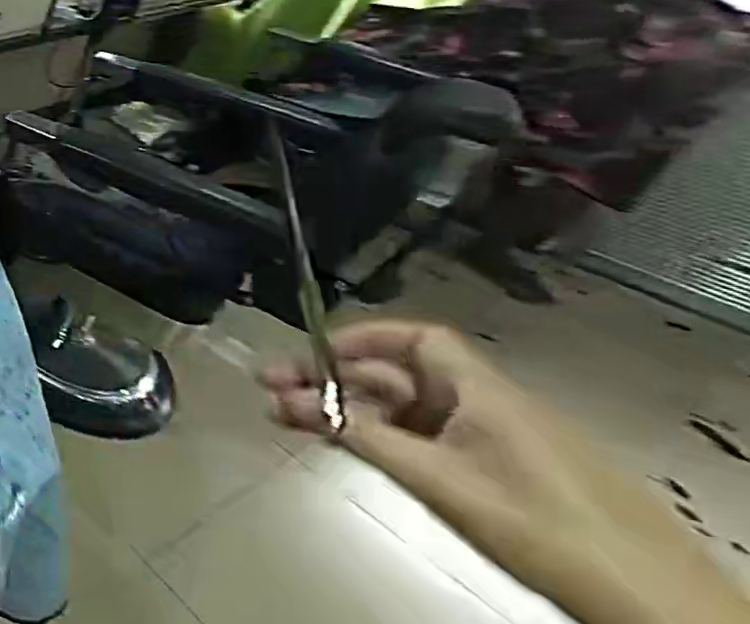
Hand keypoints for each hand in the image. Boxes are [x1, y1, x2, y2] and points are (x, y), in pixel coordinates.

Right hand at [262, 320, 749, 623]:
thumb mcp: (438, 479)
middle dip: (333, 379)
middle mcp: (486, 405)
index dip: (360, 338)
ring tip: (290, 418)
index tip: (312, 352)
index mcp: (483, 392)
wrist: (659, 613)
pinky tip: (343, 443)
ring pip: (405, 410)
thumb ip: (358, 435)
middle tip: (274, 388)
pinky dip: (380, 436)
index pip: (415, 338)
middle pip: (397, 375)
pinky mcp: (499, 473)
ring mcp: (494, 442)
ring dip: (347, 410)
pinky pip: (424, 439)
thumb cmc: (545, 529)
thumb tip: (287, 402)